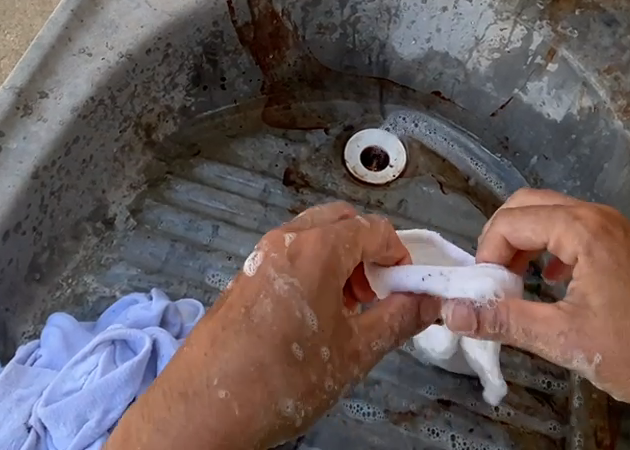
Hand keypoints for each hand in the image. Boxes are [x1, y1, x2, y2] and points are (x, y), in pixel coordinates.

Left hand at [107, 202, 438, 449]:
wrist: (203, 409)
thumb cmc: (275, 381)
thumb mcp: (352, 354)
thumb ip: (396, 320)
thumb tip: (426, 304)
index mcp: (318, 249)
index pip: (374, 229)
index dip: (398, 254)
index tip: (407, 282)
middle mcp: (288, 239)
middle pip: (343, 221)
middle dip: (368, 249)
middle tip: (380, 291)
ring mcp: (263, 253)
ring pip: (316, 233)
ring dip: (341, 257)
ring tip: (349, 307)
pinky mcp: (246, 272)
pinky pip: (291, 252)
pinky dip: (314, 266)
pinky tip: (316, 314)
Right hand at [443, 189, 629, 449]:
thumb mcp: (566, 341)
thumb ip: (506, 320)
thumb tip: (454, 313)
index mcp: (581, 228)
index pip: (511, 221)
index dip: (488, 254)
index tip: (485, 292)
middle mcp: (596, 215)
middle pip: (528, 205)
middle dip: (502, 239)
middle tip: (494, 282)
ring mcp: (614, 226)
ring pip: (551, 215)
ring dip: (526, 242)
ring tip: (517, 285)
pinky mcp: (625, 243)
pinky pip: (573, 229)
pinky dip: (551, 247)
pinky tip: (554, 283)